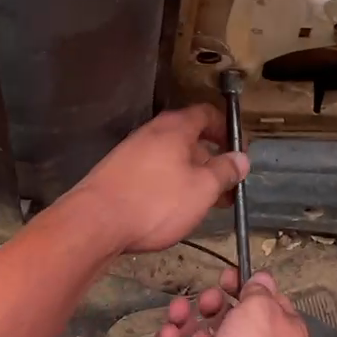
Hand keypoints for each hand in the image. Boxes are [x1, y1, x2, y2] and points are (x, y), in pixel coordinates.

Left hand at [58, 104, 248, 254]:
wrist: (95, 222)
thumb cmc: (155, 201)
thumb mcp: (202, 189)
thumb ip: (224, 171)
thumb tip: (241, 158)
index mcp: (175, 127)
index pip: (208, 113)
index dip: (227, 129)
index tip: (239, 151)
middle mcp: (153, 132)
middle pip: (190, 136)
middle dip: (211, 159)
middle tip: (227, 185)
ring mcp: (132, 152)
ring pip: (172, 157)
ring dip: (192, 175)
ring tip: (205, 203)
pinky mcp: (119, 173)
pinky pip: (154, 171)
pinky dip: (171, 184)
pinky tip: (174, 208)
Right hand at [154, 270, 312, 336]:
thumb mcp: (262, 311)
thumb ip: (257, 290)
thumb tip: (259, 280)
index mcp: (279, 331)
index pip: (263, 302)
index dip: (245, 286)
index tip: (228, 277)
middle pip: (227, 317)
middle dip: (212, 302)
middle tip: (208, 302)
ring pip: (199, 335)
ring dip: (185, 319)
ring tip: (177, 315)